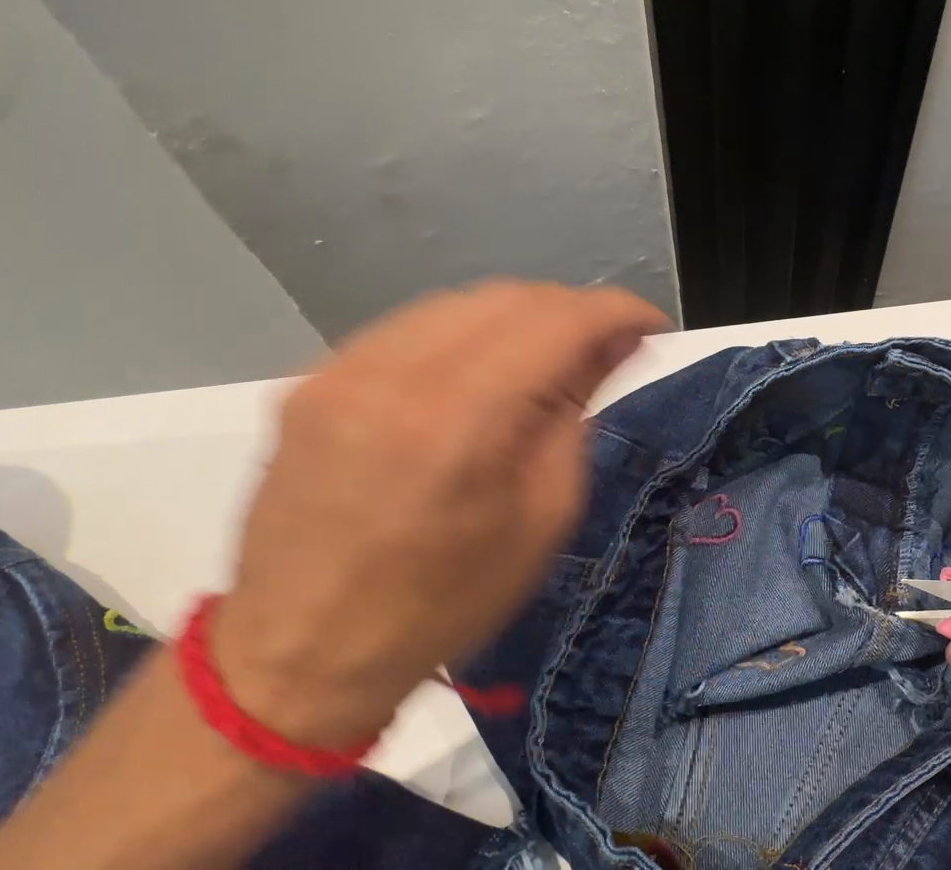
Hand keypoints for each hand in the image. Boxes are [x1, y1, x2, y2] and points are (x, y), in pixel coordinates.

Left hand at [209, 282, 665, 746]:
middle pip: (509, 298)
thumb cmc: (445, 601)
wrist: (299, 653)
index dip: (616, 311)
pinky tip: (480, 370)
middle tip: (607, 345)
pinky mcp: (309, 382)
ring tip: (548, 356)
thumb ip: (576, 411)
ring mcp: (338, 371)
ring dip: (520, 317)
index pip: (556, 322)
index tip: (651, 325)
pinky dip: (464, 334)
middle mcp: (392, 375)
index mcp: (459, 421)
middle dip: (573, 310)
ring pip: (458, 303)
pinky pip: (409, 328)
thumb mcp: (543, 514)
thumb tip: (612, 346)